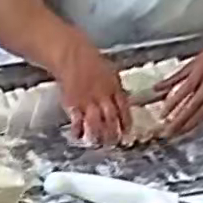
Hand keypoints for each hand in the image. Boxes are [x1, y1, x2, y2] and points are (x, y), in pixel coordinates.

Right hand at [44, 29, 129, 146]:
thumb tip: (124, 99)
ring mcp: (88, 101)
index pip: (123, 107)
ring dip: (98, 135)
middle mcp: (103, 96)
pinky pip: (77, 121)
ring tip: (98, 144)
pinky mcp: (74, 105)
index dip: (126, 120)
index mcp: (114, 87)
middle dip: (113, 132)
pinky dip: (78, 131)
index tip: (128, 132)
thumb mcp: (110, 73)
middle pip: (111, 117)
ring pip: (96, 122)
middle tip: (114, 143)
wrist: (74, 58)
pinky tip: (78, 137)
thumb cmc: (92, 64)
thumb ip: (116, 89)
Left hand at [156, 36, 202, 136]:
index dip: (173, 104)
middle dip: (179, 121)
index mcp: (201, 71)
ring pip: (201, 113)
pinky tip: (185, 132)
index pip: (185, 90)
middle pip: (193, 105)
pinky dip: (195, 123)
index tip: (161, 115)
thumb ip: (174, 78)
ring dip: (186, 126)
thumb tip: (155, 89)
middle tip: (165, 132)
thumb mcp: (193, 62)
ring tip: (173, 136)